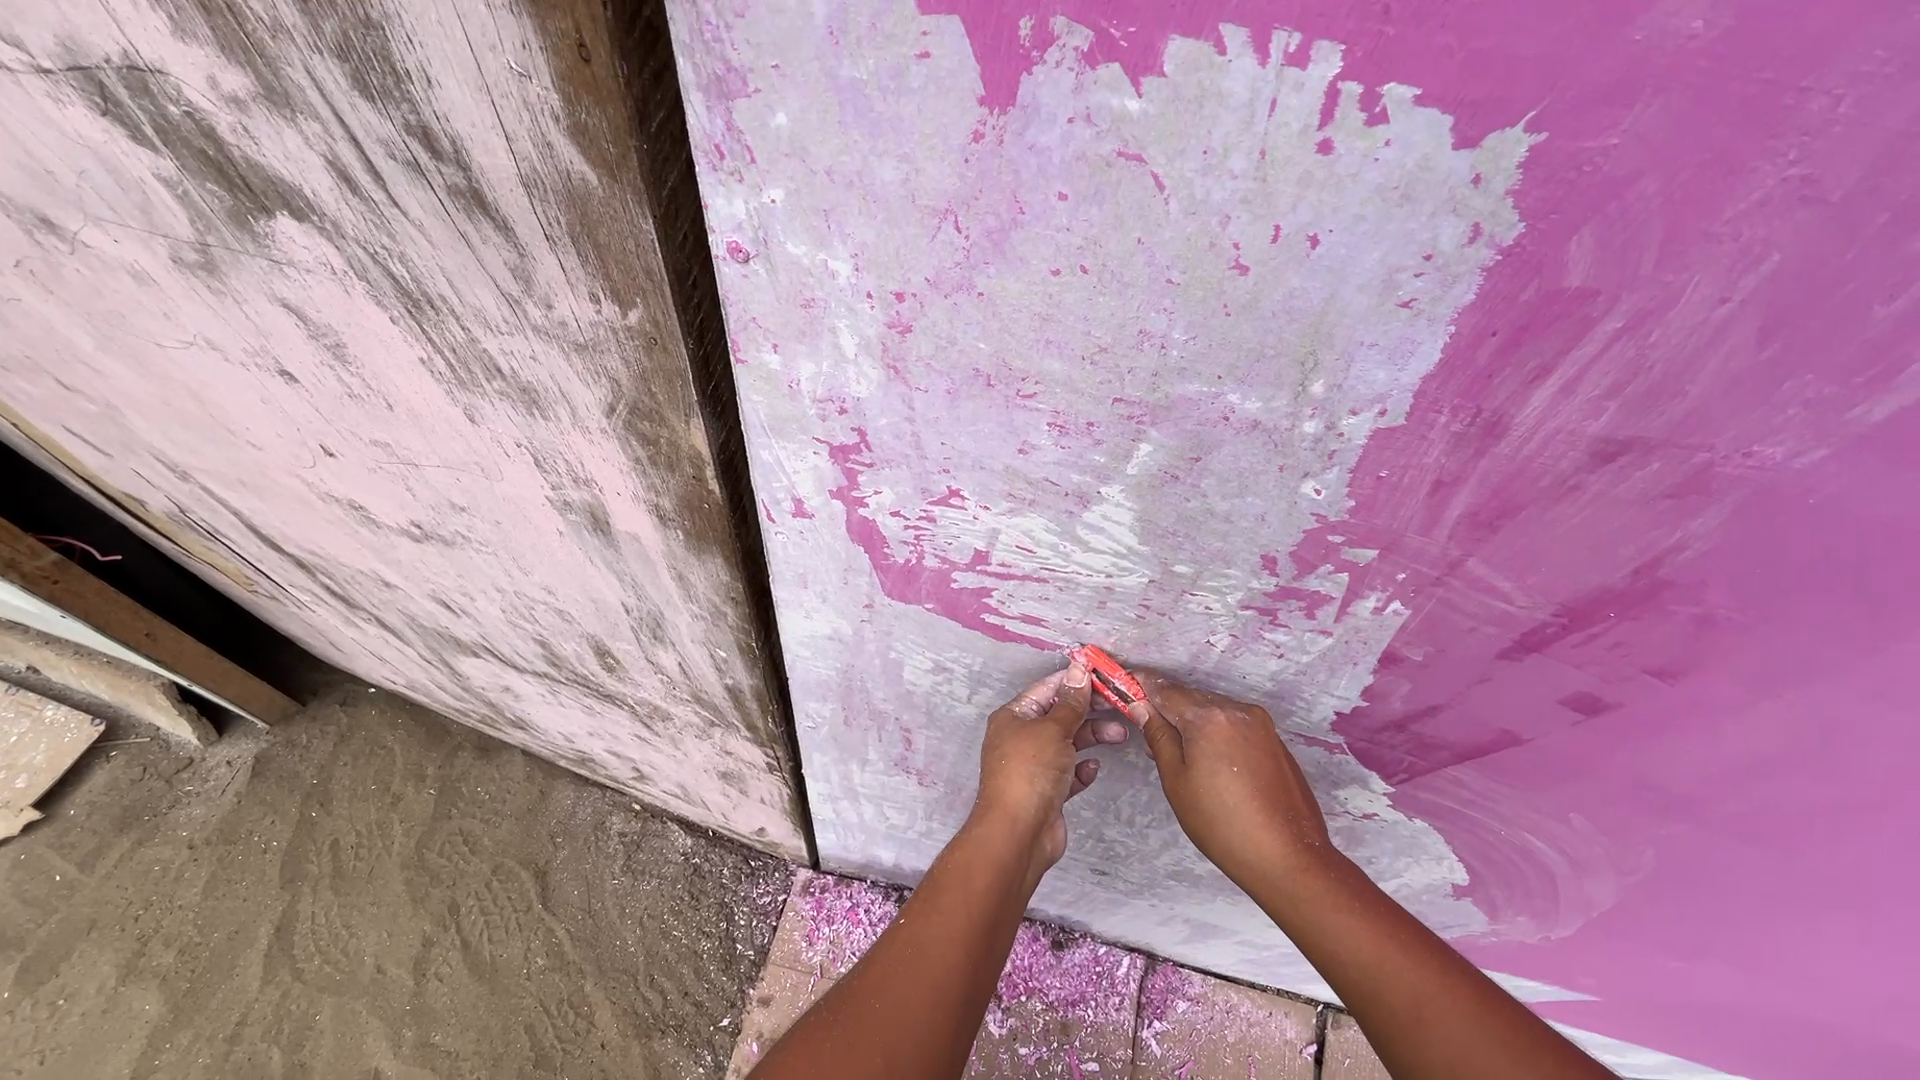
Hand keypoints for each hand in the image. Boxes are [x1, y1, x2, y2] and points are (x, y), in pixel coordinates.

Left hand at [971, 659, 1131, 878]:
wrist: (1019, 833)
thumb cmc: (1030, 772)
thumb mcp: (1053, 729)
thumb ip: (1071, 702)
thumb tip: (1079, 668)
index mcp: (1014, 716)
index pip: (1048, 688)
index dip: (1075, 680)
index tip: (1106, 675)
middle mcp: (1021, 738)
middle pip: (1061, 715)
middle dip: (1090, 710)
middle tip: (1121, 706)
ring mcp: (1035, 766)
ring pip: (1069, 743)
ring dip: (1093, 738)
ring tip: (1120, 737)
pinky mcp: (1048, 791)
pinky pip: (1070, 772)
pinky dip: (1082, 769)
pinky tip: (1092, 770)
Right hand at [1123, 670, 1331, 886]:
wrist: (1287, 857)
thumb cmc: (1221, 824)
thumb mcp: (1176, 780)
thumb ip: (1158, 736)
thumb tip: (1141, 706)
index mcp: (1209, 716)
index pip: (1165, 689)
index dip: (1141, 686)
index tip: (1123, 685)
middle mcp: (1238, 710)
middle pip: (1191, 698)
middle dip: (1167, 708)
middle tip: (1147, 729)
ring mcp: (1261, 724)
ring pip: (1214, 711)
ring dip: (1192, 721)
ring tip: (1178, 751)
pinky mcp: (1275, 741)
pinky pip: (1235, 725)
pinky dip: (1216, 733)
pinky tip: (1210, 761)